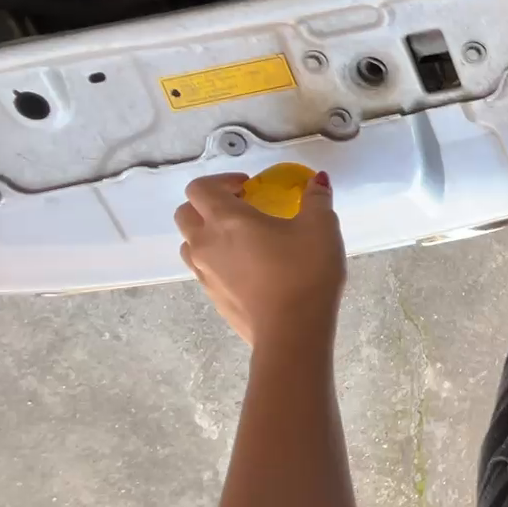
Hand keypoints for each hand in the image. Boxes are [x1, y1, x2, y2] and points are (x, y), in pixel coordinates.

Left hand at [174, 171, 345, 347]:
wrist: (292, 326)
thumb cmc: (306, 268)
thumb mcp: (322, 225)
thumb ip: (316, 198)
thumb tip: (318, 180)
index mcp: (227, 220)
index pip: (200, 188)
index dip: (222, 180)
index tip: (251, 186)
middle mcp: (205, 243)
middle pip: (186, 213)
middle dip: (210, 203)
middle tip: (246, 206)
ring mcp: (204, 272)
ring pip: (190, 242)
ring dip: (209, 231)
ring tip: (246, 236)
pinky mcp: (211, 294)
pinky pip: (204, 266)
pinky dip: (219, 256)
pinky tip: (253, 264)